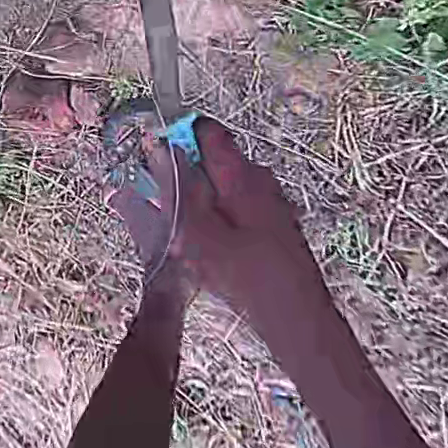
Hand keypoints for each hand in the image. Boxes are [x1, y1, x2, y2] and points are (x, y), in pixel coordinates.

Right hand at [111, 117, 319, 315]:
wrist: (296, 317)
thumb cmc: (247, 275)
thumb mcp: (198, 230)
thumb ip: (177, 186)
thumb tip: (159, 148)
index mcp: (240, 173)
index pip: (204, 130)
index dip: (175, 136)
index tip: (152, 156)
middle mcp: (257, 178)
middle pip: (209, 158)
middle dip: (180, 173)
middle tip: (157, 201)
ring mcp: (266, 200)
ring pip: (218, 185)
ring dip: (194, 198)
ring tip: (176, 230)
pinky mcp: (269, 222)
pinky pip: (230, 205)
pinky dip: (211, 215)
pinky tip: (201, 245)